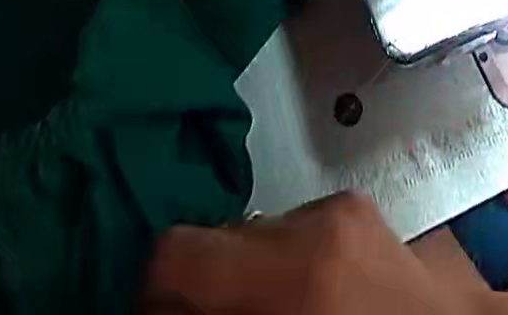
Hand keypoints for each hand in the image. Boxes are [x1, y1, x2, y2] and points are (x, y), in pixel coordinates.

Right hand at [145, 193, 491, 314]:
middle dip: (202, 285)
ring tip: (265, 310)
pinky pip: (291, 222)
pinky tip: (303, 292)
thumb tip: (171, 310)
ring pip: (252, 228)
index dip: (152, 291)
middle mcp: (314, 223)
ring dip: (244, 270)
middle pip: (214, 237)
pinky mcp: (355, 202)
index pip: (179, 253)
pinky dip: (281, 256)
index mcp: (297, 275)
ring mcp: (338, 206)